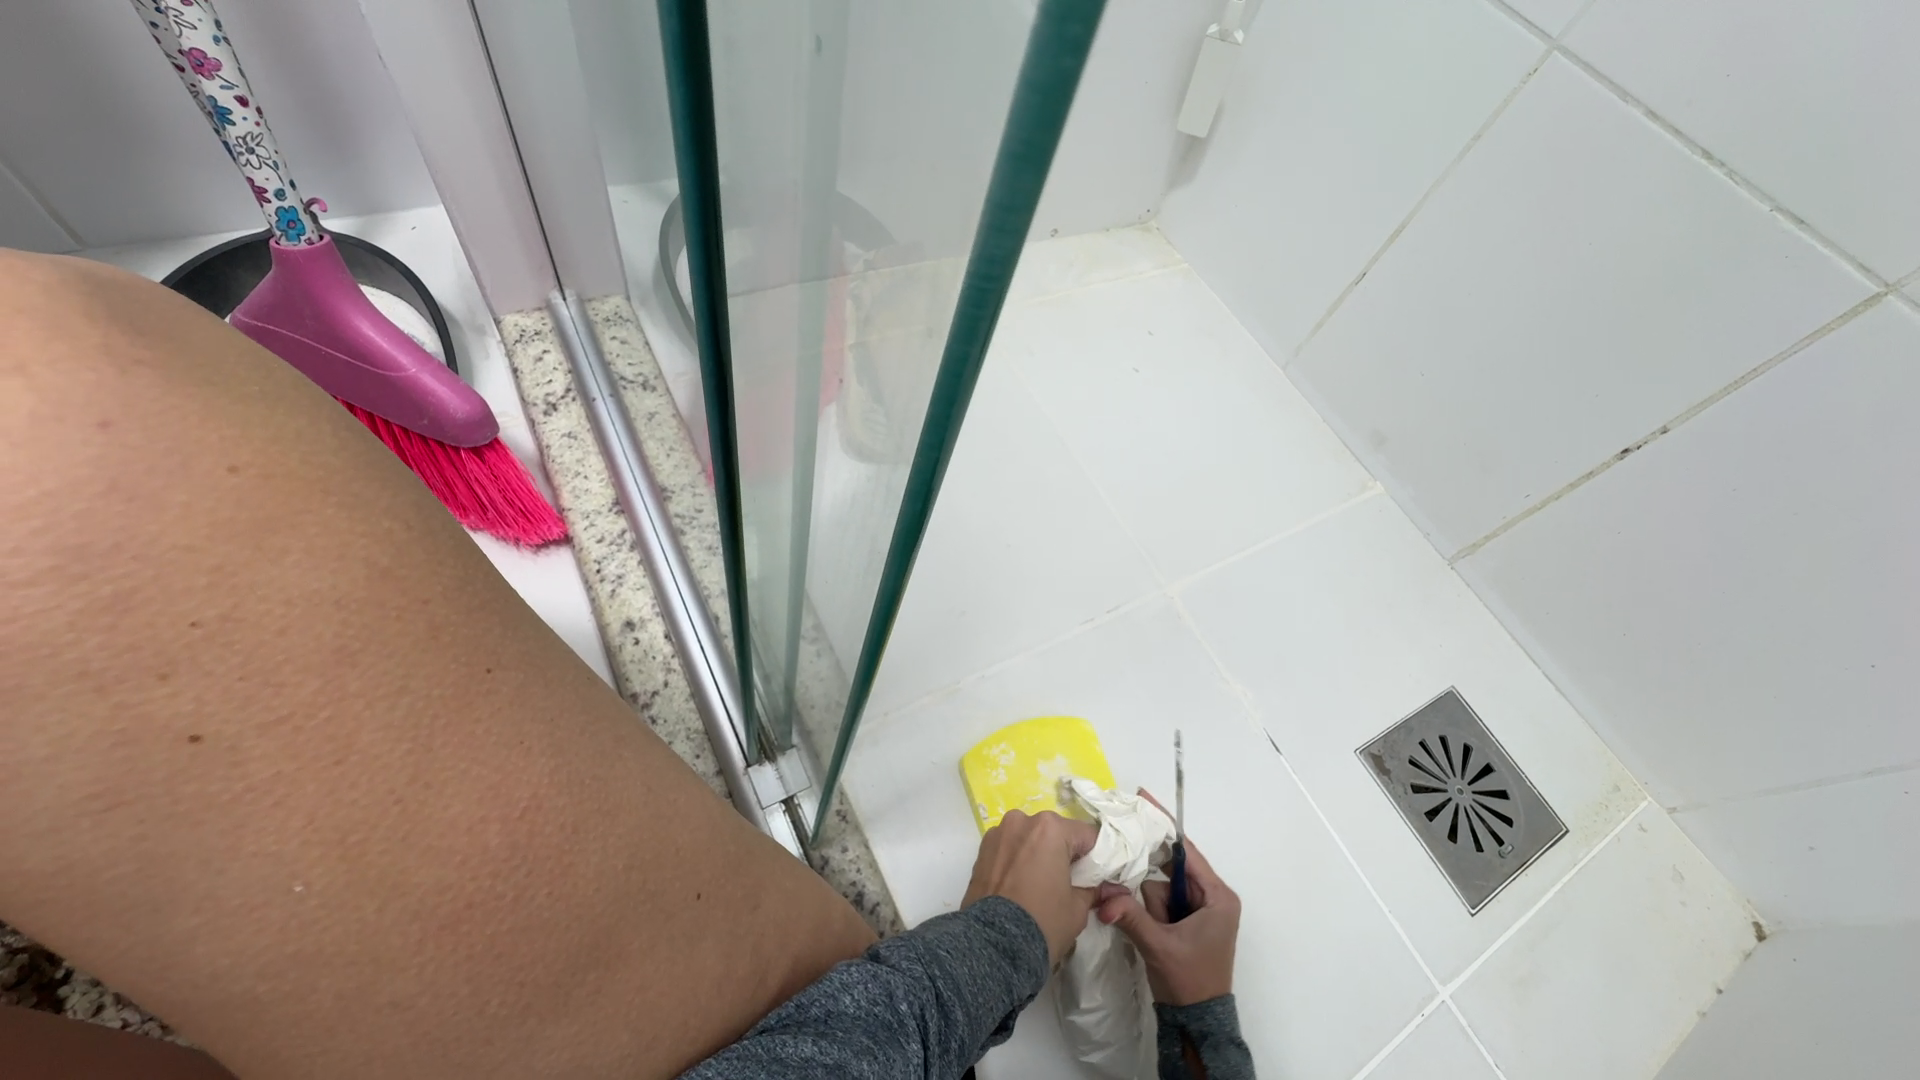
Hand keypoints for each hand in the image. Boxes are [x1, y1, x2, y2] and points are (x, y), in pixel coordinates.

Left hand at [963, 809, 1102, 966]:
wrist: (992, 947)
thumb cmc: (1042, 922)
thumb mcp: (1078, 908)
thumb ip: (1091, 887)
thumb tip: (1095, 885)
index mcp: (1051, 828)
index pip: (1087, 836)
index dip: (1097, 857)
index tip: (1097, 877)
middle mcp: (1023, 820)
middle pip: (1056, 833)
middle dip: (1065, 854)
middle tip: (1069, 883)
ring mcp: (999, 832)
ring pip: (1031, 838)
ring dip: (1039, 854)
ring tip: (1041, 886)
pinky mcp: (982, 848)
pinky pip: (1010, 847)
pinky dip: (1018, 860)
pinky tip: (1021, 886)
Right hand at [1097, 792, 1240, 1005]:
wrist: (1197, 1023)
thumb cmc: (1189, 981)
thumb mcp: (1158, 945)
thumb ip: (1130, 914)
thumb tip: (1103, 894)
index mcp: (1217, 896)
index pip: (1185, 850)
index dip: (1163, 825)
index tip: (1142, 797)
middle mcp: (1211, 896)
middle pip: (1169, 868)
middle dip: (1148, 880)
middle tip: (1131, 882)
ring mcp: (1198, 909)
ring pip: (1160, 887)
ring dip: (1148, 905)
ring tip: (1151, 932)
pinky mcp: (1186, 921)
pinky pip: (1160, 901)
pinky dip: (1148, 909)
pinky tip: (1146, 927)